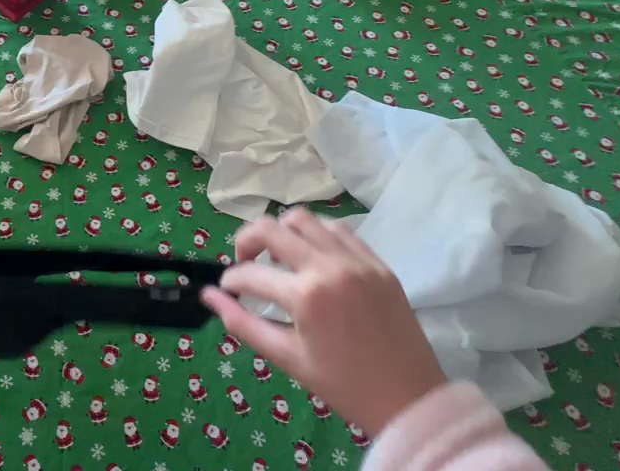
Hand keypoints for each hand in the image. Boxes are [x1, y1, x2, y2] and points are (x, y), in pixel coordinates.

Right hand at [200, 207, 445, 434]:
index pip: (250, 274)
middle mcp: (328, 267)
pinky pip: (338, 229)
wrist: (412, 400)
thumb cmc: (344, 385)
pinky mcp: (377, 262)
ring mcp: (356, 261)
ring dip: (282, 231)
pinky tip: (313, 256)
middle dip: (246, 240)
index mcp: (306, 296)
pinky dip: (316, 235)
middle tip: (245, 261)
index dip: (230, 281)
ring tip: (279, 254)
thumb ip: (242, 323)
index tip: (227, 290)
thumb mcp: (287, 359)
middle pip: (270, 227)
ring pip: (303, 219)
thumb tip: (207, 295)